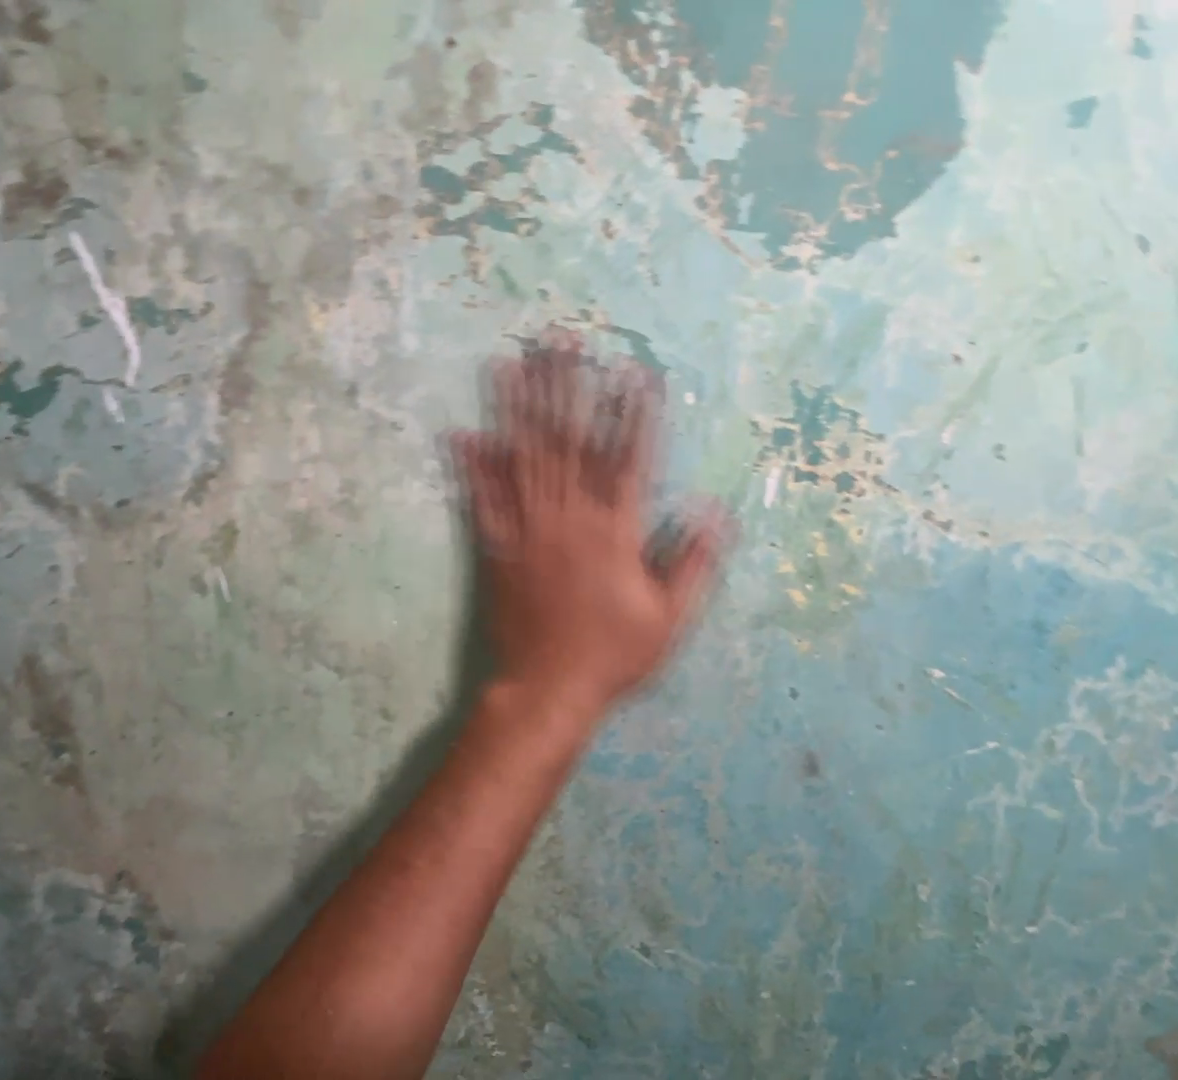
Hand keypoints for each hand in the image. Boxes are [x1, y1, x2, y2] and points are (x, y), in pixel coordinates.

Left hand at [451, 335, 732, 724]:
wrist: (547, 689)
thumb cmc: (615, 655)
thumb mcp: (670, 617)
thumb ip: (693, 562)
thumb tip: (715, 511)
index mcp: (614, 532)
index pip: (627, 458)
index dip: (632, 412)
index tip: (634, 370)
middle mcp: (569, 519)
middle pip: (568, 441)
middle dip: (567, 386)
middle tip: (561, 340)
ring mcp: (528, 530)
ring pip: (523, 459)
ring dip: (517, 408)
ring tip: (509, 363)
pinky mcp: (497, 548)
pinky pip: (483, 501)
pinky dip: (472, 467)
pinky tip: (462, 433)